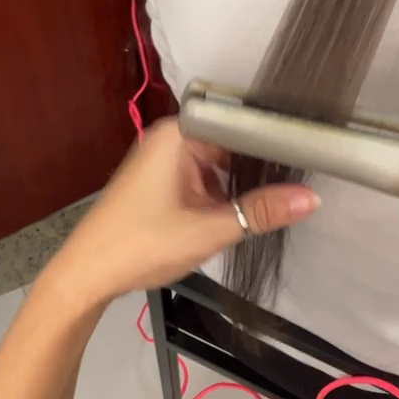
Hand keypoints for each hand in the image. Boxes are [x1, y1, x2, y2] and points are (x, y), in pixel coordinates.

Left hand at [42, 120, 319, 310]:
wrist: (87, 274)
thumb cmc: (140, 245)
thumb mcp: (209, 229)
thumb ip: (261, 212)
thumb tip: (311, 199)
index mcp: (179, 134)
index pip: (241, 124)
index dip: (276, 141)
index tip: (310, 157)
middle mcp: (171, 139)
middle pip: (232, 144)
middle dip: (261, 168)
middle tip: (302, 184)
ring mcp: (164, 161)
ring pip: (219, 165)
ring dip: (241, 186)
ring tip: (278, 201)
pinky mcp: (160, 183)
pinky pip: (203, 179)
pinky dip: (221, 196)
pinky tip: (241, 214)